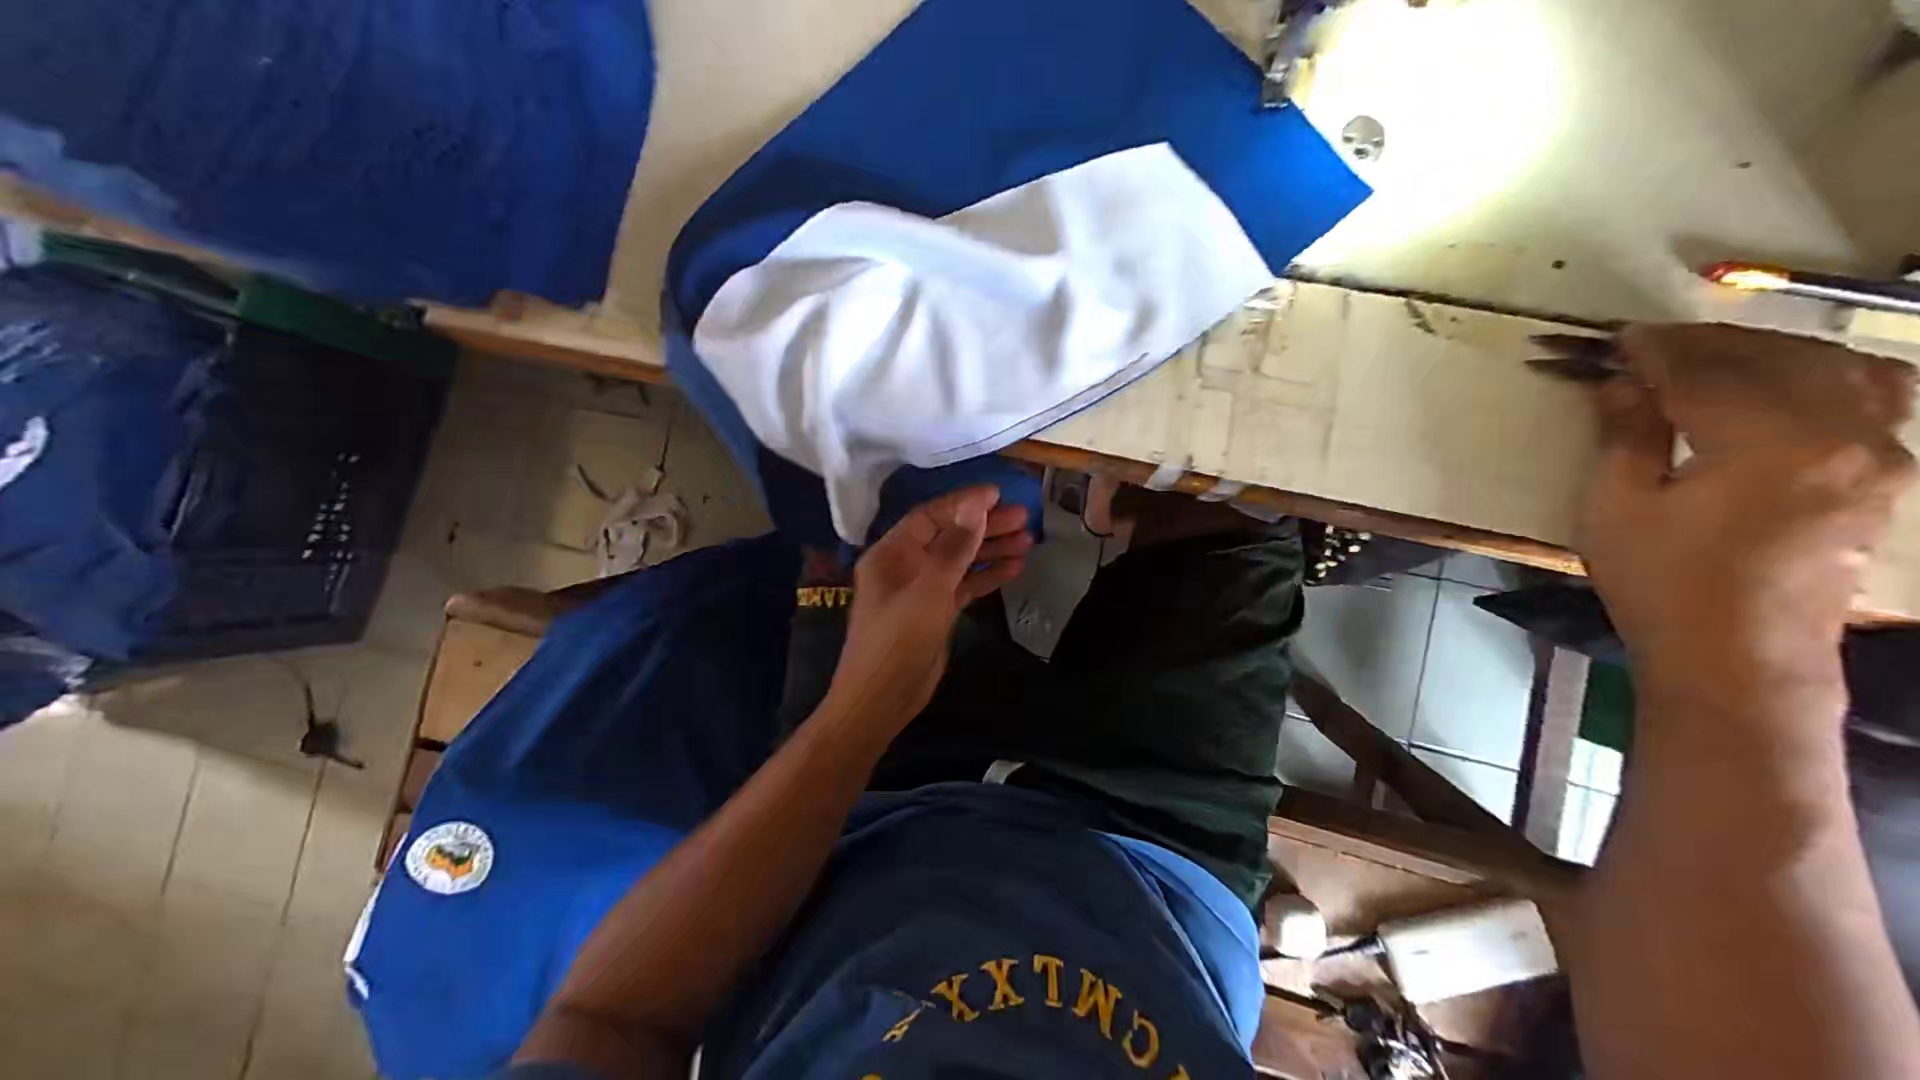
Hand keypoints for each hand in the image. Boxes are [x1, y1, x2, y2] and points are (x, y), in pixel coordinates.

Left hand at [822, 485, 1031, 732]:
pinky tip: (1015, 568)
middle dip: (985, 526)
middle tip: (1023, 517)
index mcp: (892, 553)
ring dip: (991, 549)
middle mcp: (905, 566)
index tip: (998, 494)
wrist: (883, 697)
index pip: (931, 516)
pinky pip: (964, 586)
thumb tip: (976, 506)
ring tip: (1028, 540)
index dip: (964, 503)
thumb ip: (955, 546)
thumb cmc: (899, 638)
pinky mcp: (936, 612)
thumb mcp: (929, 588)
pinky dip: (987, 576)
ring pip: (961, 561)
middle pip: (949, 536)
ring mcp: (922, 590)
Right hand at [1579, 324, 1915, 722]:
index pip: (1709, 375)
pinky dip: (1817, 373)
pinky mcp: (1885, 474)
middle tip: (1649, 344)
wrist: (1738, 655)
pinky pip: (1868, 395)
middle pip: (1777, 361)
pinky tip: (1778, 379)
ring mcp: (1880, 455)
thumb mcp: (1617, 509)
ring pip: (1834, 368)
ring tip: (1709, 355)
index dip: (1658, 352)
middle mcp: (1846, 438)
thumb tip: (1624, 383)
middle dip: (1708, 344)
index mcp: (1771, 448)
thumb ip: (1627, 437)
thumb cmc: (1662, 584)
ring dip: (1765, 351)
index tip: (1618, 338)